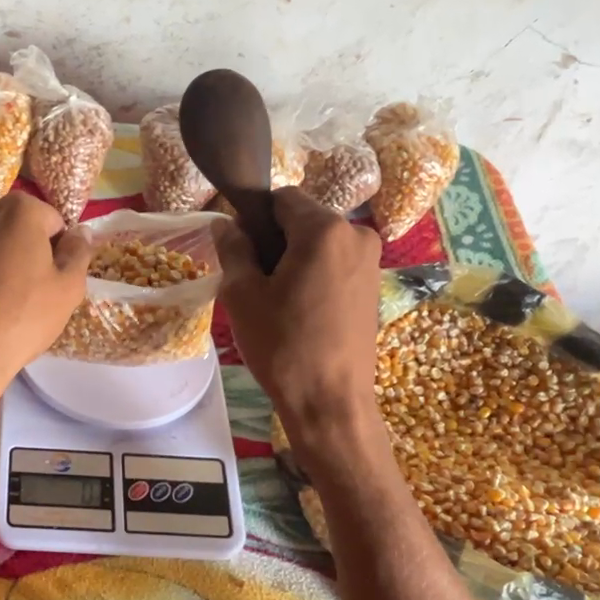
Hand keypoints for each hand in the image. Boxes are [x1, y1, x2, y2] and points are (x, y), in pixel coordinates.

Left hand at [0, 192, 93, 416]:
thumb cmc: (23, 317)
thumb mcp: (68, 288)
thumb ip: (78, 251)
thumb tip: (81, 232)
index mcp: (19, 209)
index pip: (52, 221)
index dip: (57, 250)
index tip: (52, 279)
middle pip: (15, 227)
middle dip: (24, 249)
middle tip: (28, 289)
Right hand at [214, 188, 382, 434]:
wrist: (330, 401)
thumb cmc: (282, 345)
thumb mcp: (242, 295)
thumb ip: (233, 250)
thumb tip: (226, 224)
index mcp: (325, 228)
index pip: (281, 198)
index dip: (253, 218)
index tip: (238, 252)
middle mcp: (357, 234)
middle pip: (302, 220)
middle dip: (274, 242)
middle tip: (252, 284)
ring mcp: (371, 261)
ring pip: (318, 245)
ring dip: (293, 262)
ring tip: (275, 304)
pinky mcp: (373, 287)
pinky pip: (334, 266)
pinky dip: (312, 278)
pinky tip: (298, 314)